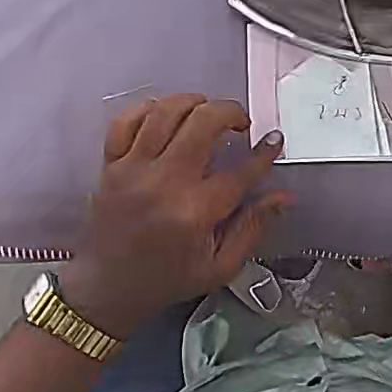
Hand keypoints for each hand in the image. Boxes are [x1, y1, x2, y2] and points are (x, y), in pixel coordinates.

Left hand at [60, 94, 291, 339]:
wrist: (107, 288)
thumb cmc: (167, 279)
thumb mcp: (220, 266)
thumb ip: (253, 227)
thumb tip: (283, 198)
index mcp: (194, 211)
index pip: (240, 170)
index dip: (264, 152)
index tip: (273, 141)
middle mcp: (163, 183)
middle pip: (203, 123)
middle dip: (231, 113)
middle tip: (240, 124)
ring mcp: (132, 169)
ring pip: (165, 112)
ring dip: (194, 103)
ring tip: (207, 112)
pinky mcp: (110, 165)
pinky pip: (125, 120)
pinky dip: (149, 109)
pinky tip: (166, 116)